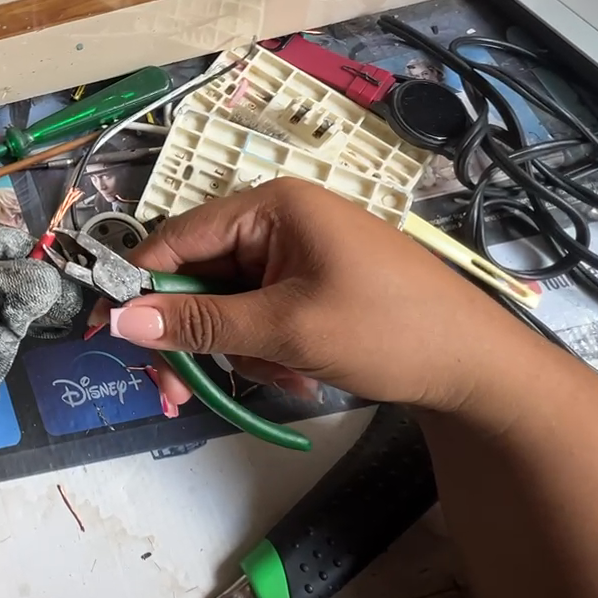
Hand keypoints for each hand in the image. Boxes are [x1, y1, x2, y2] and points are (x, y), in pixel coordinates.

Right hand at [105, 179, 541, 413]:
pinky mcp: (307, 284)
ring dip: (234, 348)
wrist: (490, 376)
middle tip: (176, 391)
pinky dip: (262, 348)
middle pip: (199, 274)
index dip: (138, 284)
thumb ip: (201, 323)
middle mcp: (275, 221)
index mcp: (269, 206)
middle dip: (193, 333)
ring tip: (274, 380)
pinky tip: (295, 374)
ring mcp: (293, 253)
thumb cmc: (392, 331)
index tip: (107, 330)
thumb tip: (121, 321)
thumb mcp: (288, 328)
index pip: (177, 238)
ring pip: (225, 301)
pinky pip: (256, 313)